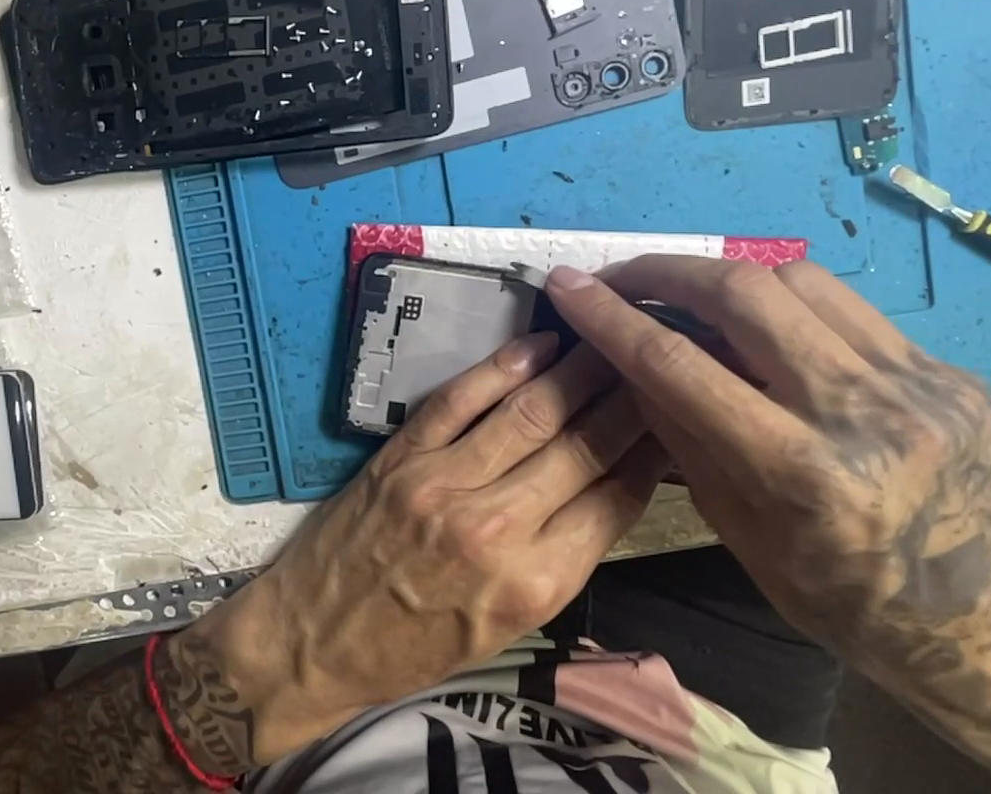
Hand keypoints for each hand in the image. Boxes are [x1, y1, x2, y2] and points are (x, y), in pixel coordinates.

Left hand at [164, 333, 667, 769]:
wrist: (315, 641)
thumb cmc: (414, 649)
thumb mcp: (505, 628)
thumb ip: (558, 560)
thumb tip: (607, 492)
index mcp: (533, 584)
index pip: (614, 501)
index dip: (651, 451)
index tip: (675, 415)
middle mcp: (495, 527)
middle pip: (580, 448)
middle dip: (626, 400)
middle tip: (655, 361)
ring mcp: (442, 484)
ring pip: (527, 415)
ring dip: (575, 373)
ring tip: (609, 341)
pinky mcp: (399, 457)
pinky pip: (456, 401)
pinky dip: (499, 369)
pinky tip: (535, 347)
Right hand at [545, 256, 990, 792]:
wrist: (987, 624)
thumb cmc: (835, 593)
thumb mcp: (735, 527)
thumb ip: (681, 434)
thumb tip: (628, 361)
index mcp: (799, 471)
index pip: (677, 365)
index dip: (609, 317)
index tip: (565, 284)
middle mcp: (862, 413)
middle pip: (743, 295)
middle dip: (664, 270)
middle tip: (620, 276)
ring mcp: (916, 384)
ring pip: (797, 279)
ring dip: (723, 275)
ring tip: (685, 294)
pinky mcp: (946, 371)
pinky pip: (844, 305)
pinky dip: (781, 299)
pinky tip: (756, 321)